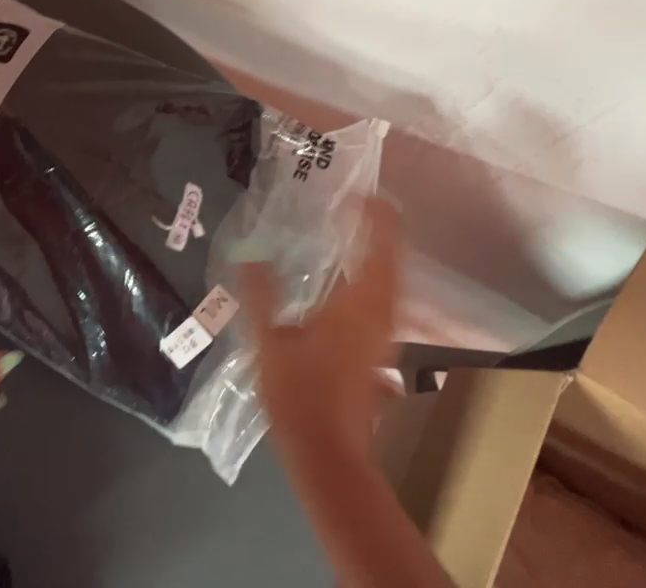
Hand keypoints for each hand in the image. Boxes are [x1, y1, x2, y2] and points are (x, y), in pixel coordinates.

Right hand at [240, 196, 402, 469]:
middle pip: (395, 260)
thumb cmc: (298, 394)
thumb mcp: (269, 341)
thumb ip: (260, 294)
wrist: (328, 454)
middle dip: (382, 229)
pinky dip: (380, 280)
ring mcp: (387, 336)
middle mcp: (381, 315)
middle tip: (363, 205)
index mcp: (358, 304)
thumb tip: (250, 253)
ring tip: (363, 234)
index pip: (377, 246)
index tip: (359, 192)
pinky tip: (358, 284)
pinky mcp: (384, 352)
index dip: (373, 215)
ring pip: (396, 283)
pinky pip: (389, 302)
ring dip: (384, 254)